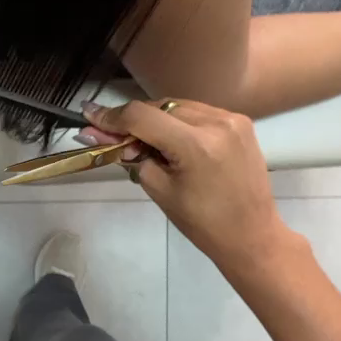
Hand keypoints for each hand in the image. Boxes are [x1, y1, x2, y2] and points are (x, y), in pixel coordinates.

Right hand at [81, 99, 298, 275]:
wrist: (251, 234)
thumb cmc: (201, 222)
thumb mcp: (158, 190)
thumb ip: (130, 157)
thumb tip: (98, 134)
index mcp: (195, 145)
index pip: (141, 116)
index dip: (111, 116)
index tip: (89, 116)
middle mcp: (216, 122)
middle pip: (158, 106)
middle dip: (132, 119)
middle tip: (111, 136)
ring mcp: (232, 118)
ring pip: (178, 106)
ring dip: (155, 119)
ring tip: (143, 141)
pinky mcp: (240, 121)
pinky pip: (198, 112)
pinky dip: (178, 121)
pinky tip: (171, 139)